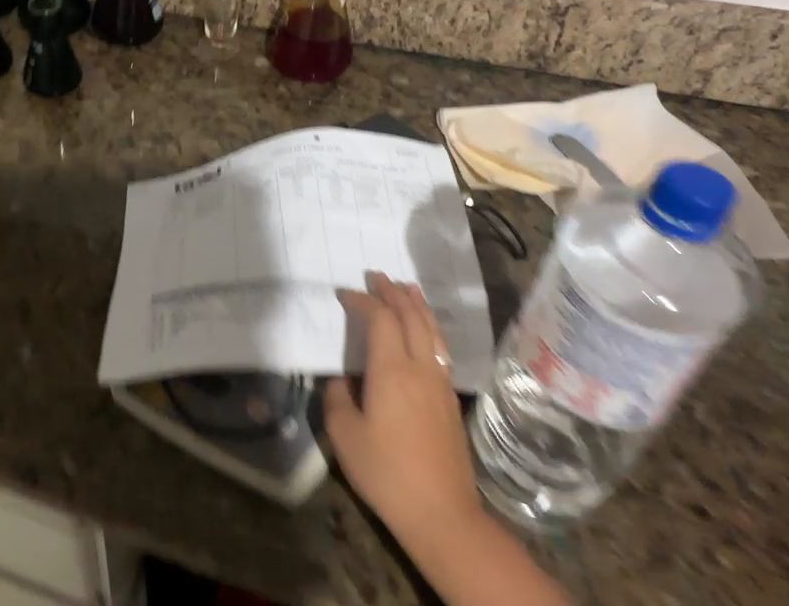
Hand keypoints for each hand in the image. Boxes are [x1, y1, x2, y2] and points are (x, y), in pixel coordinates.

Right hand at [325, 271, 481, 534]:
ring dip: (417, 305)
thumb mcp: (345, 435)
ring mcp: (441, 383)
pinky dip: (429, 327)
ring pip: (432, 330)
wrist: (442, 512)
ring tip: (407, 288)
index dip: (363, 301)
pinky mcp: (450, 400)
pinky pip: (440, 348)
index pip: (380, 319)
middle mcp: (421, 367)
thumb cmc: (386, 472)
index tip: (345, 293)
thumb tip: (341, 378)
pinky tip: (425, 331)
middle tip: (378, 276)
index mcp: (392, 370)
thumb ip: (338, 397)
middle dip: (393, 292)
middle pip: (411, 316)